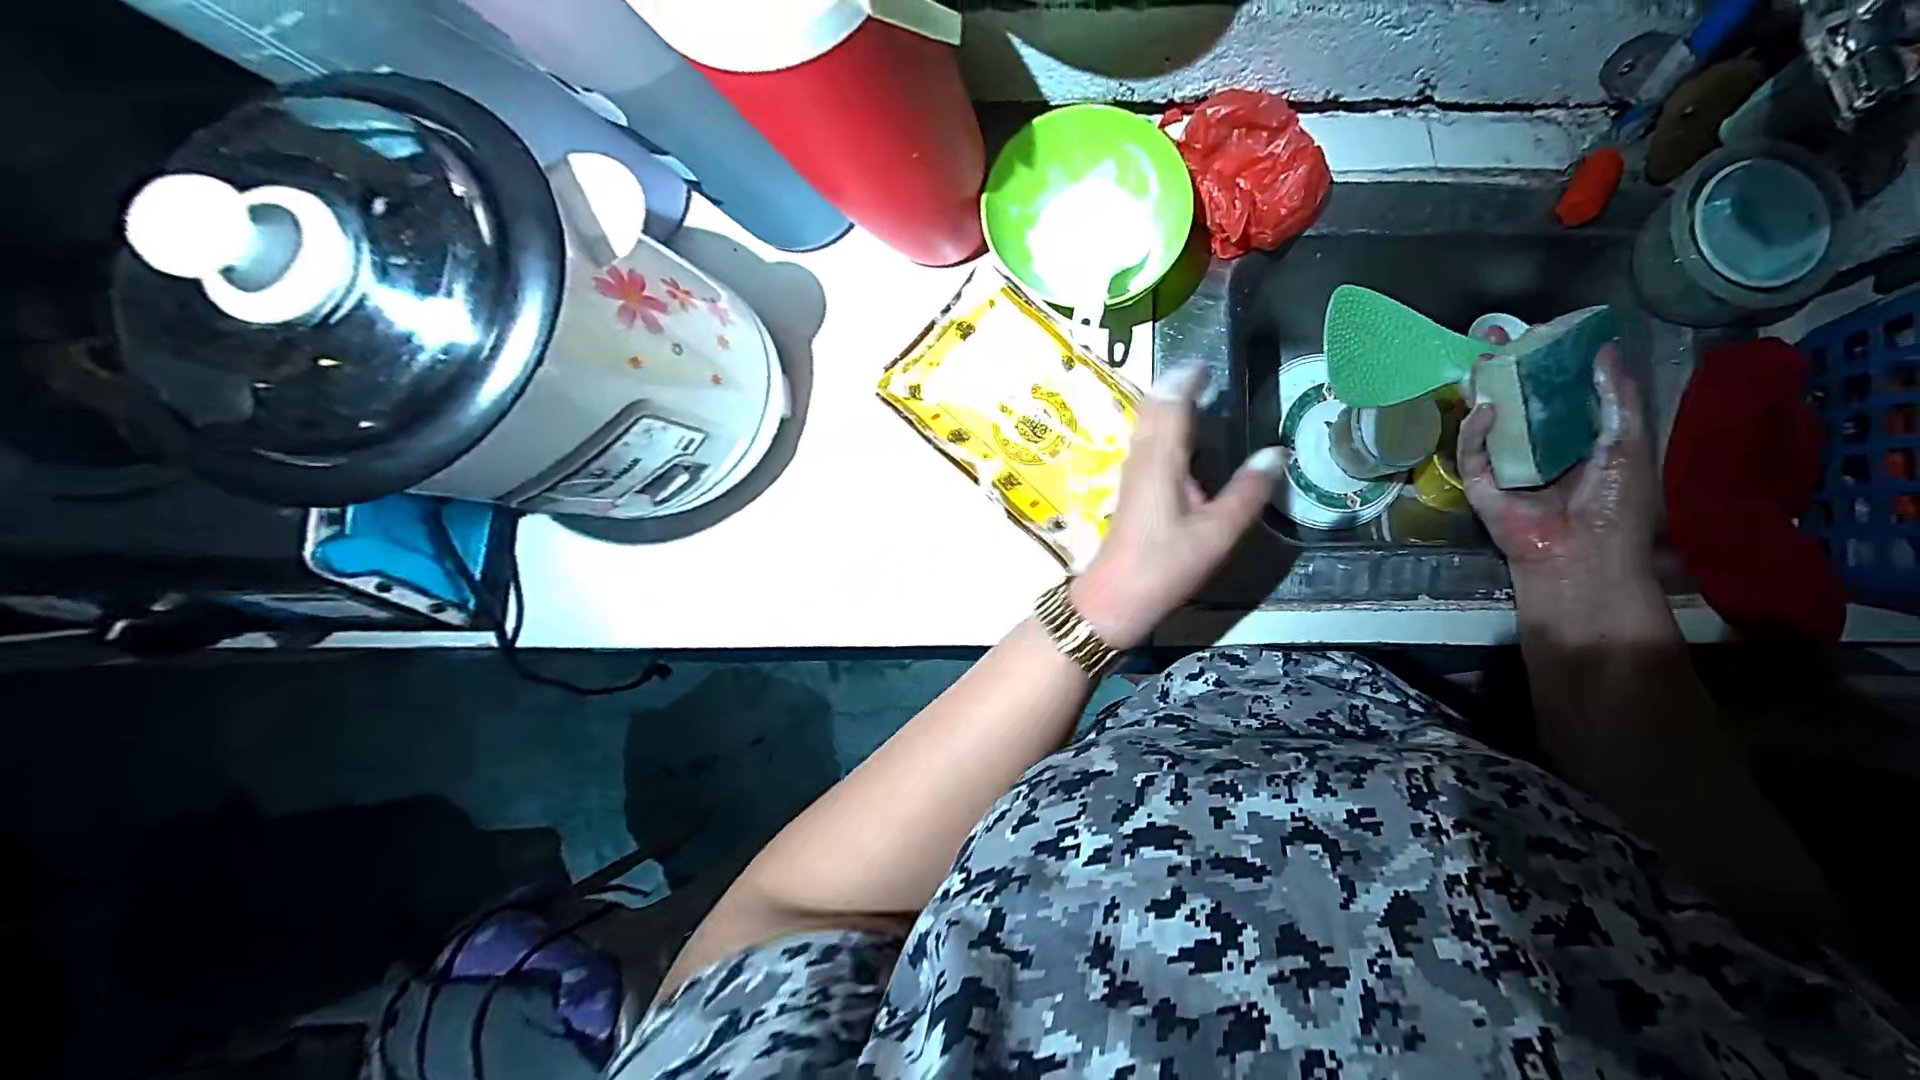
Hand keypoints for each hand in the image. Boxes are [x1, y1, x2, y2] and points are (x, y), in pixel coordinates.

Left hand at [1070, 366, 1283, 649]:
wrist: (1116, 597)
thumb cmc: (1165, 564)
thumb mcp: (1217, 532)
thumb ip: (1248, 492)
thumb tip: (1276, 455)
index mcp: (1161, 459)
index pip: (1171, 403)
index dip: (1187, 380)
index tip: (1206, 366)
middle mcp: (1141, 458)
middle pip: (1153, 408)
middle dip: (1175, 388)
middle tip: (1204, 378)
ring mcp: (1131, 473)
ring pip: (1146, 426)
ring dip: (1166, 407)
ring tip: (1196, 401)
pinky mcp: (1130, 489)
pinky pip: (1145, 444)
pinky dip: (1162, 430)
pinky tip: (1180, 443)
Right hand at [1457, 344, 1656, 579]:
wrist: (1584, 551)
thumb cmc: (1614, 501)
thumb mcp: (1628, 440)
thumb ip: (1616, 398)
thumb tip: (1603, 350)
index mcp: (1570, 437)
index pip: (1550, 392)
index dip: (1542, 363)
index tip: (1537, 333)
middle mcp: (1532, 447)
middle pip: (1511, 400)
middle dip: (1503, 369)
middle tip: (1494, 336)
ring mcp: (1502, 465)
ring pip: (1486, 422)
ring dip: (1482, 390)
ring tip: (1482, 361)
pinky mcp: (1478, 483)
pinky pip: (1471, 452)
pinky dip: (1474, 431)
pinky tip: (1485, 409)